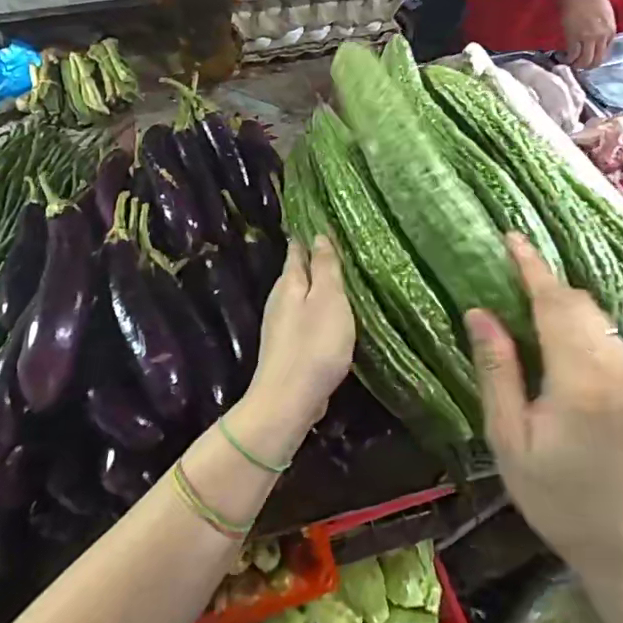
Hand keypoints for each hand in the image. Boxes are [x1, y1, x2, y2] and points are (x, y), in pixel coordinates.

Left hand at [242, 237, 354, 432]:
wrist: (288, 399)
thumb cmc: (313, 346)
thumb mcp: (328, 301)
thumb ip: (325, 269)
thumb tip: (318, 236)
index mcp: (289, 284)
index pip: (297, 251)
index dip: (309, 237)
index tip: (323, 223)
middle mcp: (280, 302)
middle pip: (297, 274)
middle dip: (314, 262)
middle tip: (339, 249)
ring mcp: (281, 327)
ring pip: (301, 299)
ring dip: (318, 290)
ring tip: (341, 281)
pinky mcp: (289, 349)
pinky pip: (305, 322)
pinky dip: (318, 314)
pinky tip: (332, 319)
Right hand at [466, 235, 622, 569]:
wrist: (621, 540)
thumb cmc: (551, 494)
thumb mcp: (508, 436)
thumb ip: (497, 370)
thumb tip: (479, 313)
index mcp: (579, 381)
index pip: (553, 306)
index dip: (531, 268)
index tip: (510, 238)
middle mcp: (616, 370)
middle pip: (580, 305)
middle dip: (546, 281)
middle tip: (509, 271)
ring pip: (599, 320)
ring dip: (564, 302)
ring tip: (526, 300)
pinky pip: (609, 341)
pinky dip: (581, 325)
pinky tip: (557, 338)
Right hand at [554, 0, 615, 69]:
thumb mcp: (603, 13)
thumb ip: (601, 27)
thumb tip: (594, 39)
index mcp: (611, 29)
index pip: (605, 53)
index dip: (594, 58)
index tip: (584, 58)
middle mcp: (603, 36)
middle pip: (596, 61)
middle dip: (585, 66)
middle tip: (574, 64)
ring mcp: (589, 37)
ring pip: (585, 62)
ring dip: (575, 65)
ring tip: (567, 61)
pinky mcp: (575, 37)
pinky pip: (573, 56)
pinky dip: (566, 59)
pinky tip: (561, 56)